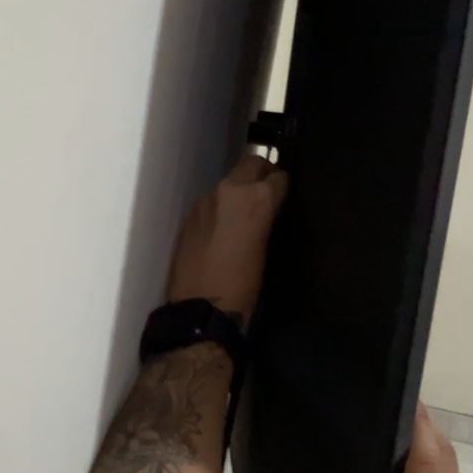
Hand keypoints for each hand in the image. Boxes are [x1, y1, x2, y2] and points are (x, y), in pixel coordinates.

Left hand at [166, 153, 288, 324]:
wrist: (201, 308)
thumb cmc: (244, 286)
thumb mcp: (267, 250)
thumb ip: (267, 219)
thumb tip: (268, 210)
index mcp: (256, 199)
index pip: (279, 176)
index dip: (283, 187)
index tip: (284, 197)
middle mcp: (229, 191)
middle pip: (251, 163)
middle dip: (261, 173)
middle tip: (266, 193)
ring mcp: (204, 201)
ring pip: (227, 182)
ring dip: (237, 192)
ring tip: (242, 217)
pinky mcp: (188, 216)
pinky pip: (210, 203)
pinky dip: (218, 209)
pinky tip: (220, 231)